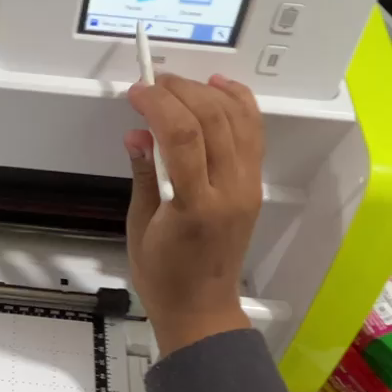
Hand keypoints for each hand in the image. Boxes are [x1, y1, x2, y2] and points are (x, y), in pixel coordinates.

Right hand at [124, 73, 264, 356]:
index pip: (182, 136)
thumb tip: (139, 134)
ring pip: (237, 118)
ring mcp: (247, 187)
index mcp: (195, 207)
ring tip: (179, 83)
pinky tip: (219, 88)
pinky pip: (252, 133)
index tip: (138, 92)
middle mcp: (229, 192)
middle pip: (212, 119)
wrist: (200, 307)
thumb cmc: (165, 277)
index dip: (158, 104)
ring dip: (208, 91)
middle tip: (153, 84)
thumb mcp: (140, 226)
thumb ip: (144, 174)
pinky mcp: (254, 185)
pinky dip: (238, 103)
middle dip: (180, 91)